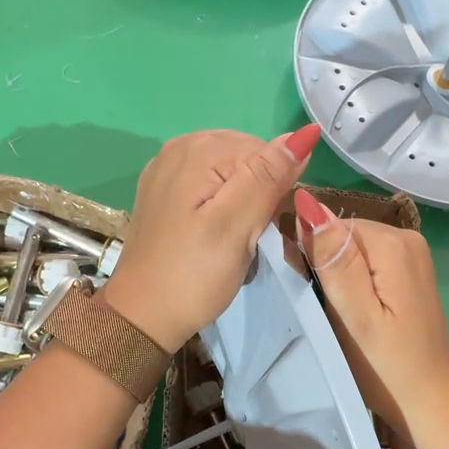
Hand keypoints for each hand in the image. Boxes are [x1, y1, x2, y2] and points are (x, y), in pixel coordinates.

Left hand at [100, 125, 319, 349]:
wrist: (143, 315)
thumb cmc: (194, 273)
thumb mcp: (237, 226)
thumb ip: (269, 176)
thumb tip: (305, 133)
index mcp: (199, 149)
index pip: (267, 152)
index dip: (274, 191)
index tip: (260, 229)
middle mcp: (180, 146)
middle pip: (248, 159)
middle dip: (258, 195)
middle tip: (246, 238)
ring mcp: (167, 169)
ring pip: (231, 174)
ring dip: (242, 204)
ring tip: (231, 239)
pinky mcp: (163, 193)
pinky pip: (209, 186)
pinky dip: (221, 207)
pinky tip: (213, 233)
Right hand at [293, 188, 448, 448]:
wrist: (429, 399)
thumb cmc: (386, 365)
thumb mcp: (355, 316)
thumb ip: (335, 262)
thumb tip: (311, 206)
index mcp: (394, 244)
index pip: (333, 225)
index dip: (313, 254)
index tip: (311, 293)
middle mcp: (407, 238)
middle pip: (345, 234)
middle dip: (326, 264)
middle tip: (325, 309)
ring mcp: (411, 255)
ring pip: (353, 248)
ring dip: (338, 275)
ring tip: (337, 313)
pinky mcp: (407, 272)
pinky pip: (367, 261)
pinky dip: (353, 282)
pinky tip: (352, 310)